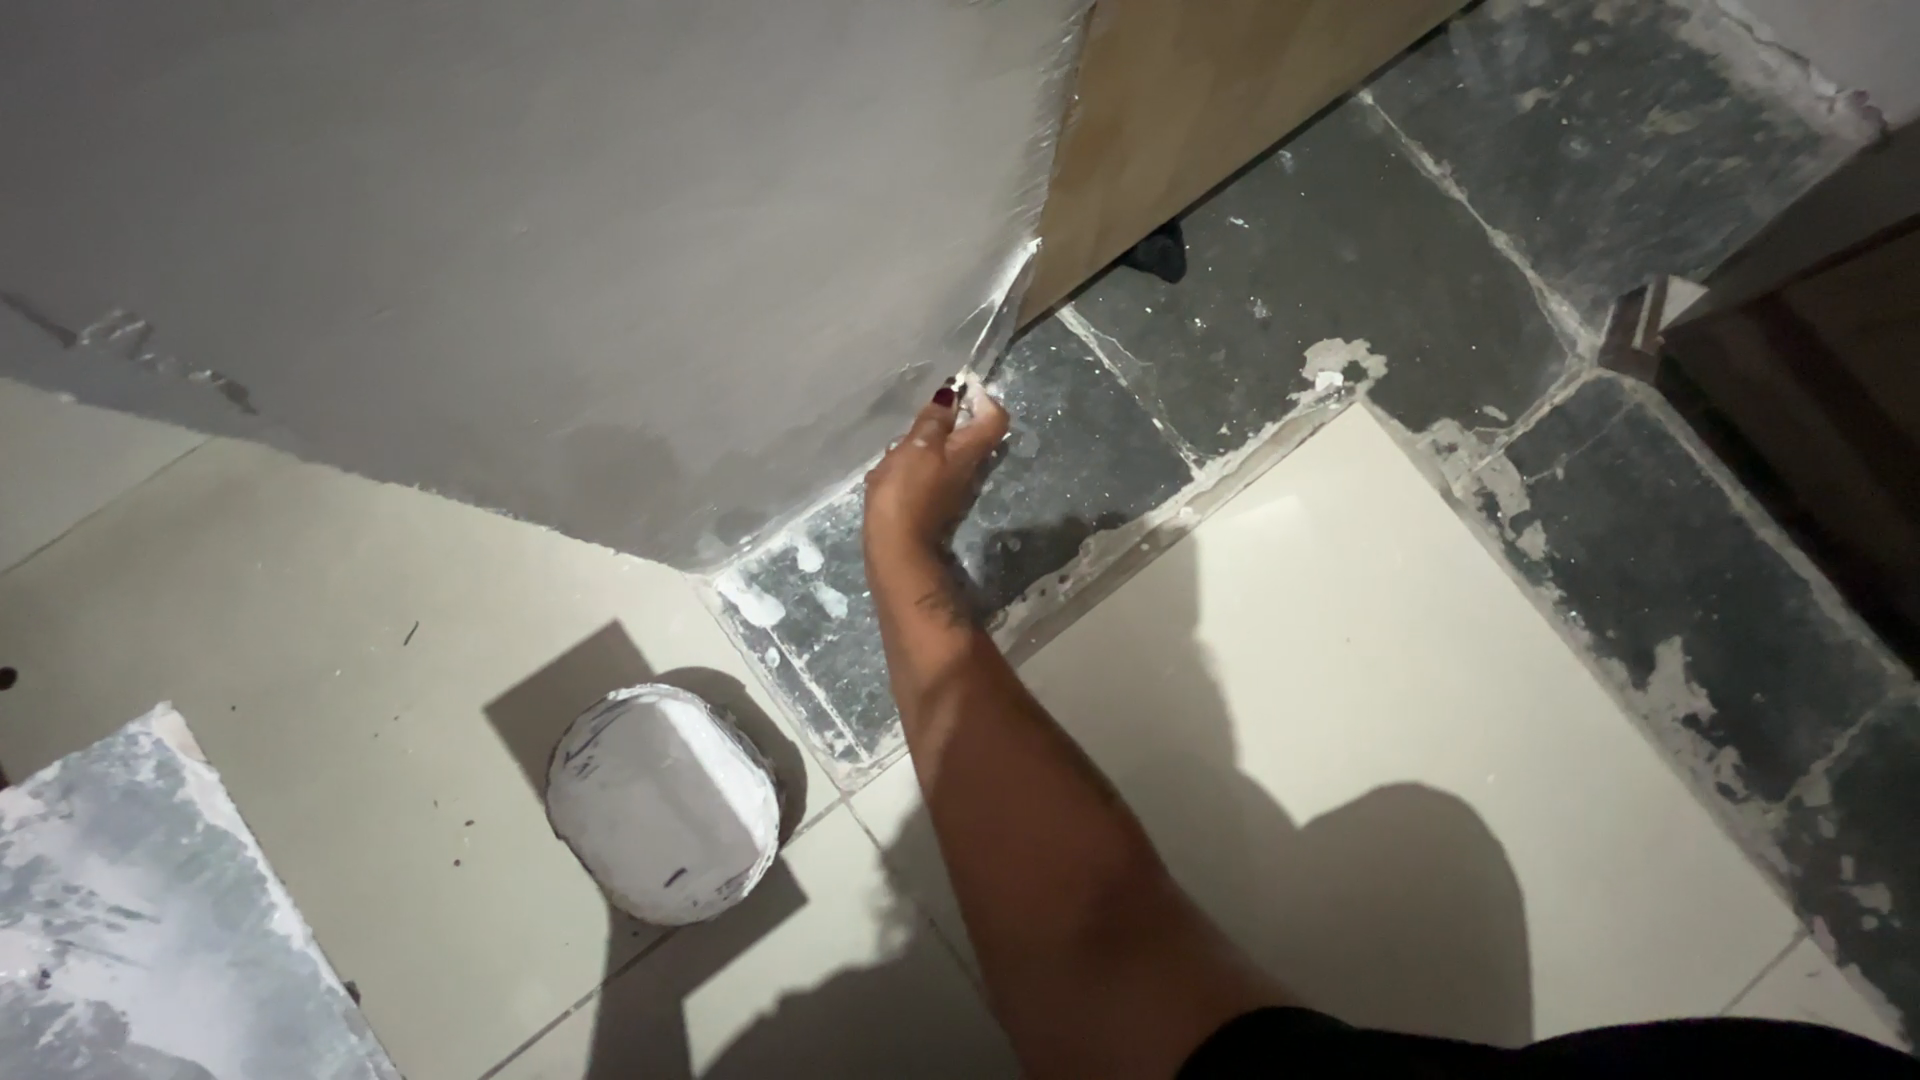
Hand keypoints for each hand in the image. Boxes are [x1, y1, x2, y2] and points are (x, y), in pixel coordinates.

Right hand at [864, 381, 1009, 561]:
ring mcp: (955, 487)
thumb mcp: (918, 447)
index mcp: (971, 450)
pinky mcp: (937, 502)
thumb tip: (952, 395)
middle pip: (970, 434)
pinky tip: (891, 470)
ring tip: (897, 447)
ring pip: (947, 453)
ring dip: (924, 444)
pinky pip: (931, 473)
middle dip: (945, 421)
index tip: (955, 391)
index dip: (981, 398)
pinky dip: (915, 466)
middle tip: (919, 419)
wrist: (898, 548)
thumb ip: (935, 420)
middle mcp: (971, 468)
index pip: (996, 417)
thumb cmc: (907, 492)